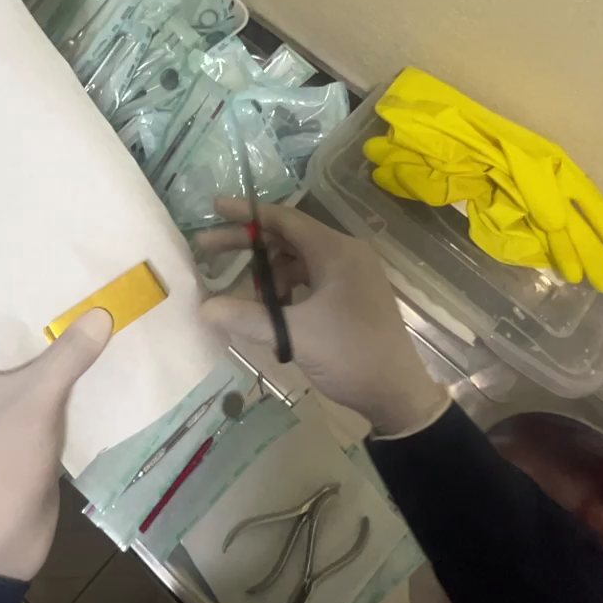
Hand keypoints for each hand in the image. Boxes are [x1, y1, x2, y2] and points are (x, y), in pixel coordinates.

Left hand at [0, 309, 112, 579]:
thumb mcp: (35, 401)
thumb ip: (68, 355)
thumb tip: (102, 313)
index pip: (11, 329)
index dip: (47, 310)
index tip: (85, 287)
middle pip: (33, 354)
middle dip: (69, 337)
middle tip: (111, 304)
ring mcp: (8, 420)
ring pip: (49, 382)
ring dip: (79, 368)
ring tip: (119, 332)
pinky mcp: (30, 445)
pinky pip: (59, 409)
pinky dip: (81, 398)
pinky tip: (113, 379)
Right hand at [194, 199, 448, 435]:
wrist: (398, 395)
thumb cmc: (351, 355)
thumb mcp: (295, 336)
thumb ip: (247, 318)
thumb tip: (203, 308)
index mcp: (336, 251)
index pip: (284, 219)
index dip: (247, 213)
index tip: (216, 208)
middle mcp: (345, 253)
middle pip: (287, 237)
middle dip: (248, 244)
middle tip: (207, 248)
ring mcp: (351, 273)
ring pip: (297, 260)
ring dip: (268, 274)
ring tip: (249, 300)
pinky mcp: (352, 293)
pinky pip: (310, 277)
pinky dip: (287, 288)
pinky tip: (275, 312)